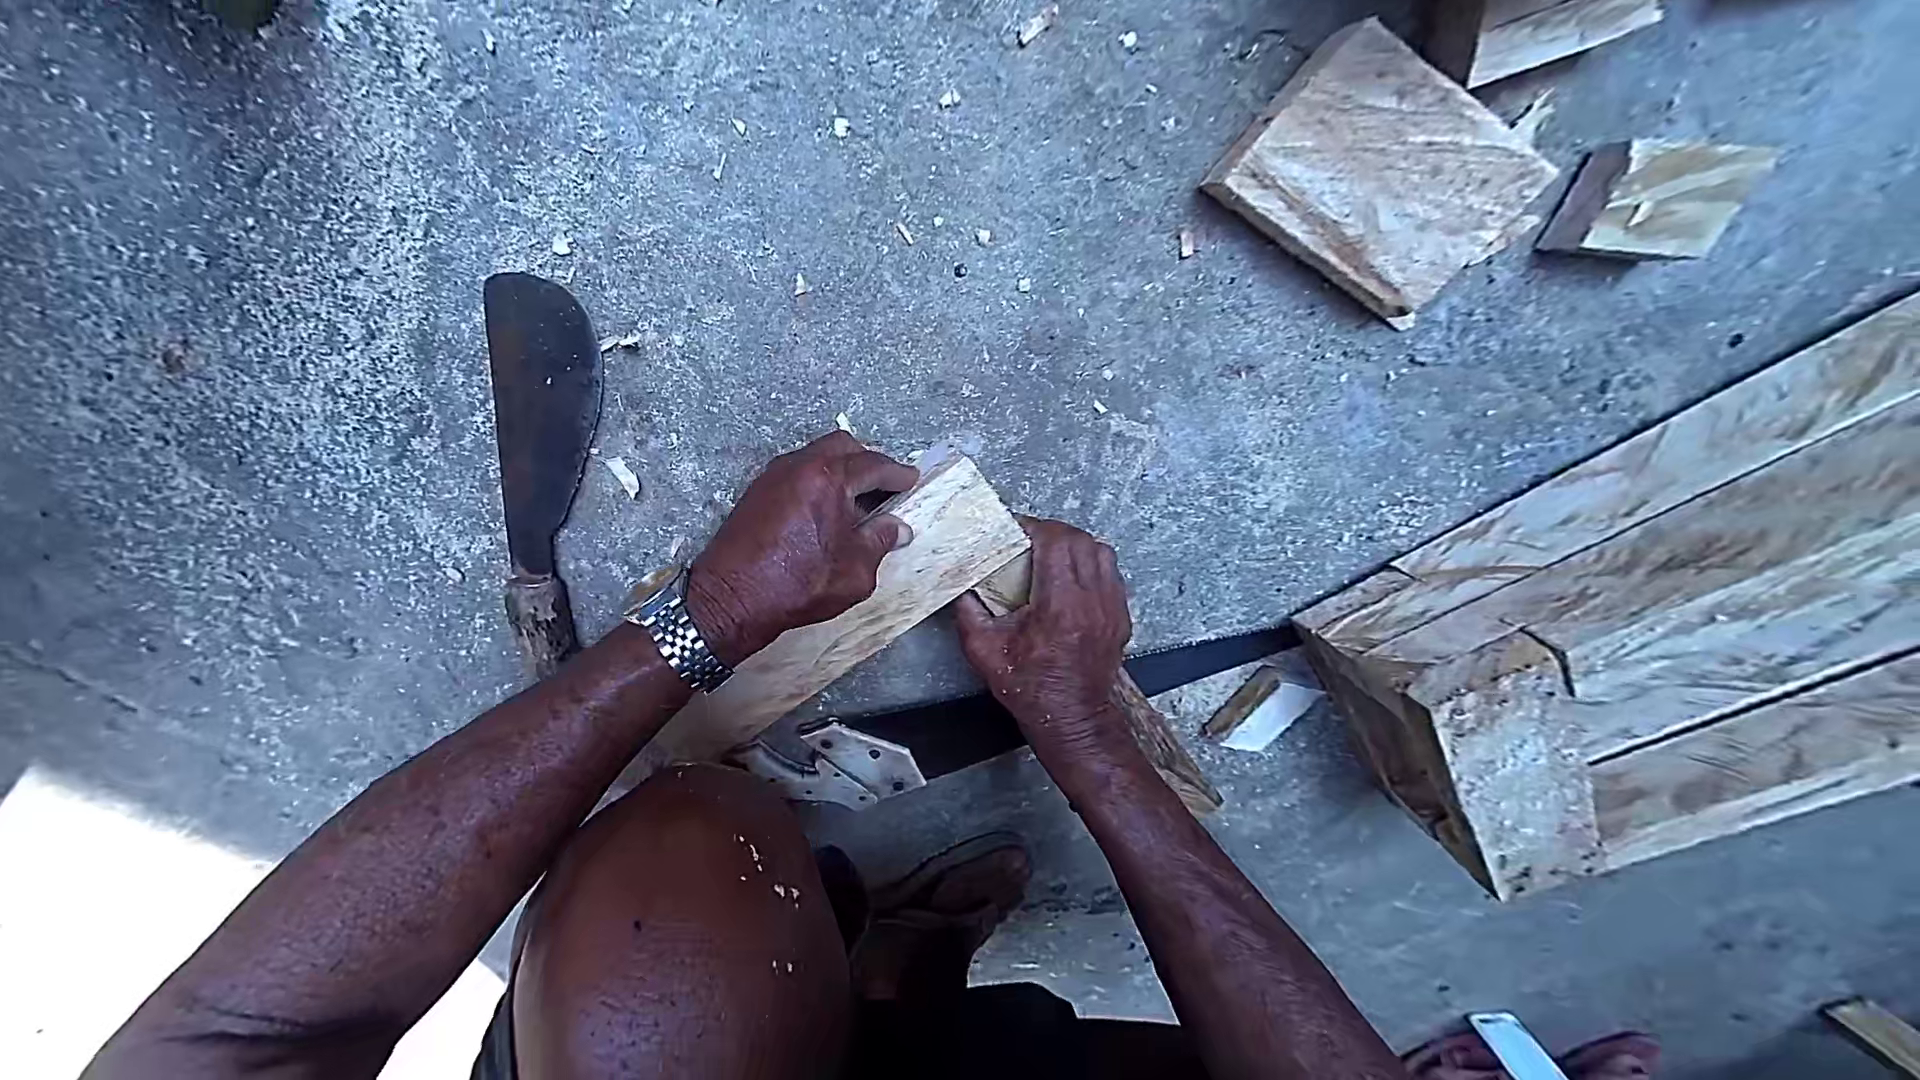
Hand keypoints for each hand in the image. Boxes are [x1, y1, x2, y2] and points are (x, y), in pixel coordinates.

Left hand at [685, 431, 916, 665]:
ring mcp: (774, 476)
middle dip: (869, 463)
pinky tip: (827, 510)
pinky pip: (799, 472)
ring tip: (856, 501)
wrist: (731, 599)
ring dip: (842, 470)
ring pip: (818, 456)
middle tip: (885, 487)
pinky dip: (819, 481)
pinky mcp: (758, 491)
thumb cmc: (792, 586)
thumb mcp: (855, 570)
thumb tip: (894, 529)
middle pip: (845, 447)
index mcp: (828, 479)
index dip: (897, 474)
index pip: (874, 465)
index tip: (909, 480)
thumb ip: (879, 541)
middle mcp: (799, 467)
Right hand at [953, 518, 1138, 766]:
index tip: (1017, 528)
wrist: (1071, 718)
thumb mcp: (983, 651)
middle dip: (1053, 531)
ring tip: (1051, 553)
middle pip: (1080, 540)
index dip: (1034, 526)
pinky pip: (1111, 573)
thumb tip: (962, 583)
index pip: (1056, 542)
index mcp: (1060, 605)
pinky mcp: (1120, 617)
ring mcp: (1111, 608)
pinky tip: (1070, 577)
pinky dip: (1090, 564)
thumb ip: (968, 612)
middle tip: (1030, 537)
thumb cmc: (1032, 688)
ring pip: (1101, 552)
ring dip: (1075, 545)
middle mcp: (1092, 601)